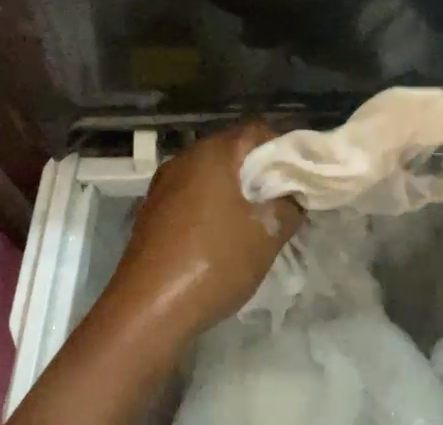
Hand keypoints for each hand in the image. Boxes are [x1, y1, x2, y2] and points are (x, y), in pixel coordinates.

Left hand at [105, 120, 305, 336]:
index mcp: (213, 153)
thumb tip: (294, 198)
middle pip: (231, 152)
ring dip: (233, 193)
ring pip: (210, 177)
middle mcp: (184, 159)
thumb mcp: (266, 236)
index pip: (257, 131)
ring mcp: (163, 187)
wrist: (146, 312)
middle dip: (258, 174)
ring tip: (253, 224)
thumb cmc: (213, 261)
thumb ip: (289, 207)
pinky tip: (220, 241)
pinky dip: (210, 209)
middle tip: (280, 202)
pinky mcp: (151, 214)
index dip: (283, 149)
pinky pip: (190, 198)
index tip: (297, 177)